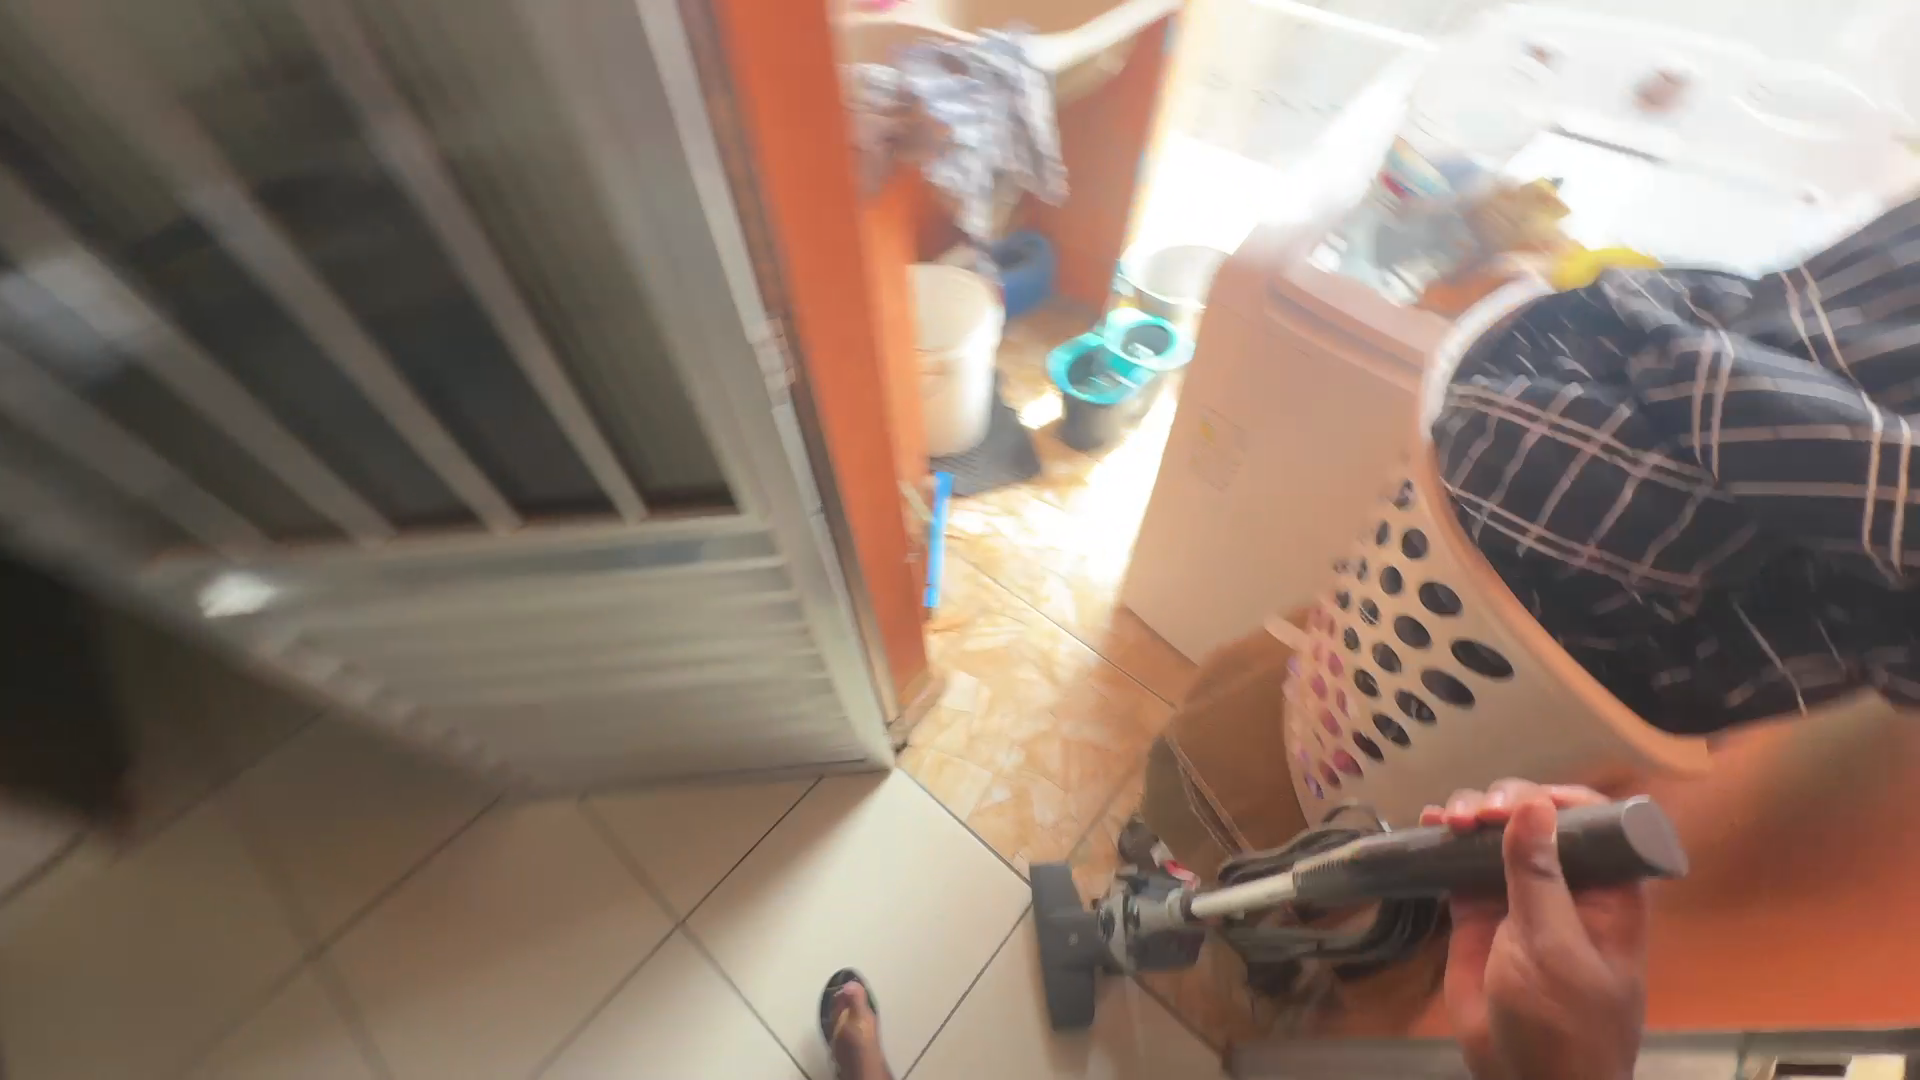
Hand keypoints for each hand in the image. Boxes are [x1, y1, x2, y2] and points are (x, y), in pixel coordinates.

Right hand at [1422, 780, 1648, 1079]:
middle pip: (1535, 818)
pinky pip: (1458, 857)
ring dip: (1466, 813)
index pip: (1597, 827)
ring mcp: (1514, 894)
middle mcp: (1561, 884)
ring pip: (1492, 830)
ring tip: (1444, 821)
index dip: (1561, 800)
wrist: (1523, 1079)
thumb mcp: (1554, 947)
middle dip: (1502, 802)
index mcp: (1605, 895)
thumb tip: (1533, 804)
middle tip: (1473, 815)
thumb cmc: (1562, 1022)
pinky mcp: (1473, 905)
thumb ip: (1537, 875)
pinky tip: (1425, 826)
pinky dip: (1440, 837)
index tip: (1519, 799)